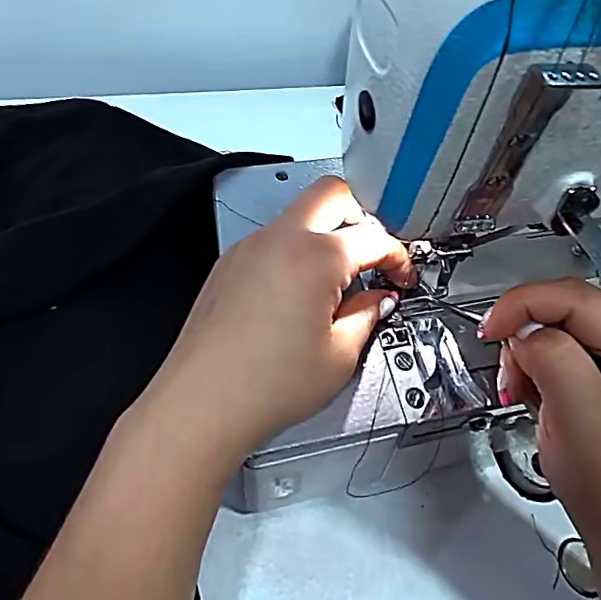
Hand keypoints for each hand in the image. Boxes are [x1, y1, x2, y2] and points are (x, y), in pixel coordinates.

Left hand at [144, 176, 414, 459]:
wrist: (200, 405)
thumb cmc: (259, 387)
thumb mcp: (340, 356)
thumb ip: (368, 315)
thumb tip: (377, 300)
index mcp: (315, 257)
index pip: (374, 237)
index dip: (398, 257)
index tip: (401, 275)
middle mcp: (280, 240)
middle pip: (334, 194)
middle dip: (364, 216)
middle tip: (374, 253)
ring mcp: (250, 247)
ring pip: (301, 214)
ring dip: (327, 233)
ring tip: (338, 280)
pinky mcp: (230, 263)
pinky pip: (274, 238)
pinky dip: (297, 252)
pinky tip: (302, 293)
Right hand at [480, 279, 600, 545]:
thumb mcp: (584, 431)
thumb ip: (557, 366)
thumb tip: (528, 329)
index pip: (579, 299)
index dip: (525, 305)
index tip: (493, 327)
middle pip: (568, 305)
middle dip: (527, 336)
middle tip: (514, 376)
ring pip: (560, 317)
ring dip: (531, 350)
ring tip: (531, 392)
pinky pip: (563, 334)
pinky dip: (539, 358)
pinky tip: (543, 390)